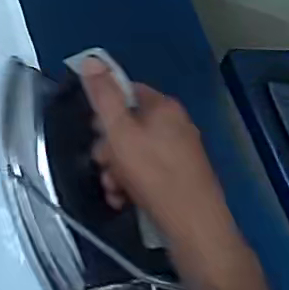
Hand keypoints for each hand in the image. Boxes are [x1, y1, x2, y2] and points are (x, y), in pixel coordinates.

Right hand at [79, 58, 237, 253]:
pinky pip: (148, 171)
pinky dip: (132, 183)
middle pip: (128, 124)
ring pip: (135, 151)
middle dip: (108, 146)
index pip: (125, 90)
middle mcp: (176, 125)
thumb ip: (103, 95)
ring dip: (117, 168)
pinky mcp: (183, 178)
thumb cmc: (154, 175)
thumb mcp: (119, 131)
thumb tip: (91, 59)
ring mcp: (182, 153)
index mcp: (164, 107)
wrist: (196, 230)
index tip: (95, 129)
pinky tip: (124, 199)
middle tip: (103, 163)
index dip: (104, 108)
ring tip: (114, 188)